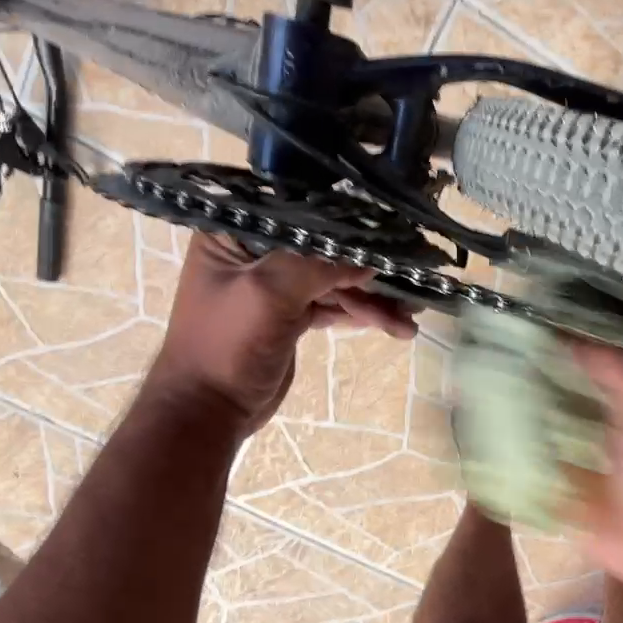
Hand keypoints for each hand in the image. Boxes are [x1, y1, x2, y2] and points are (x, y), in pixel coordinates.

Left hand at [145, 233, 415, 437]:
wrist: (209, 408)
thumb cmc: (226, 344)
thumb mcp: (269, 293)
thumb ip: (317, 266)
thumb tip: (370, 258)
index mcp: (236, 233)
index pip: (299, 214)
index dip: (345, 222)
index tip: (389, 229)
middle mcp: (256, 252)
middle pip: (323, 250)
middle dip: (368, 269)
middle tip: (412, 278)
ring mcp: (275, 285)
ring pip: (335, 281)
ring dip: (374, 299)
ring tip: (412, 316)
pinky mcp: (292, 315)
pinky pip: (335, 306)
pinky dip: (363, 315)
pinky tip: (395, 325)